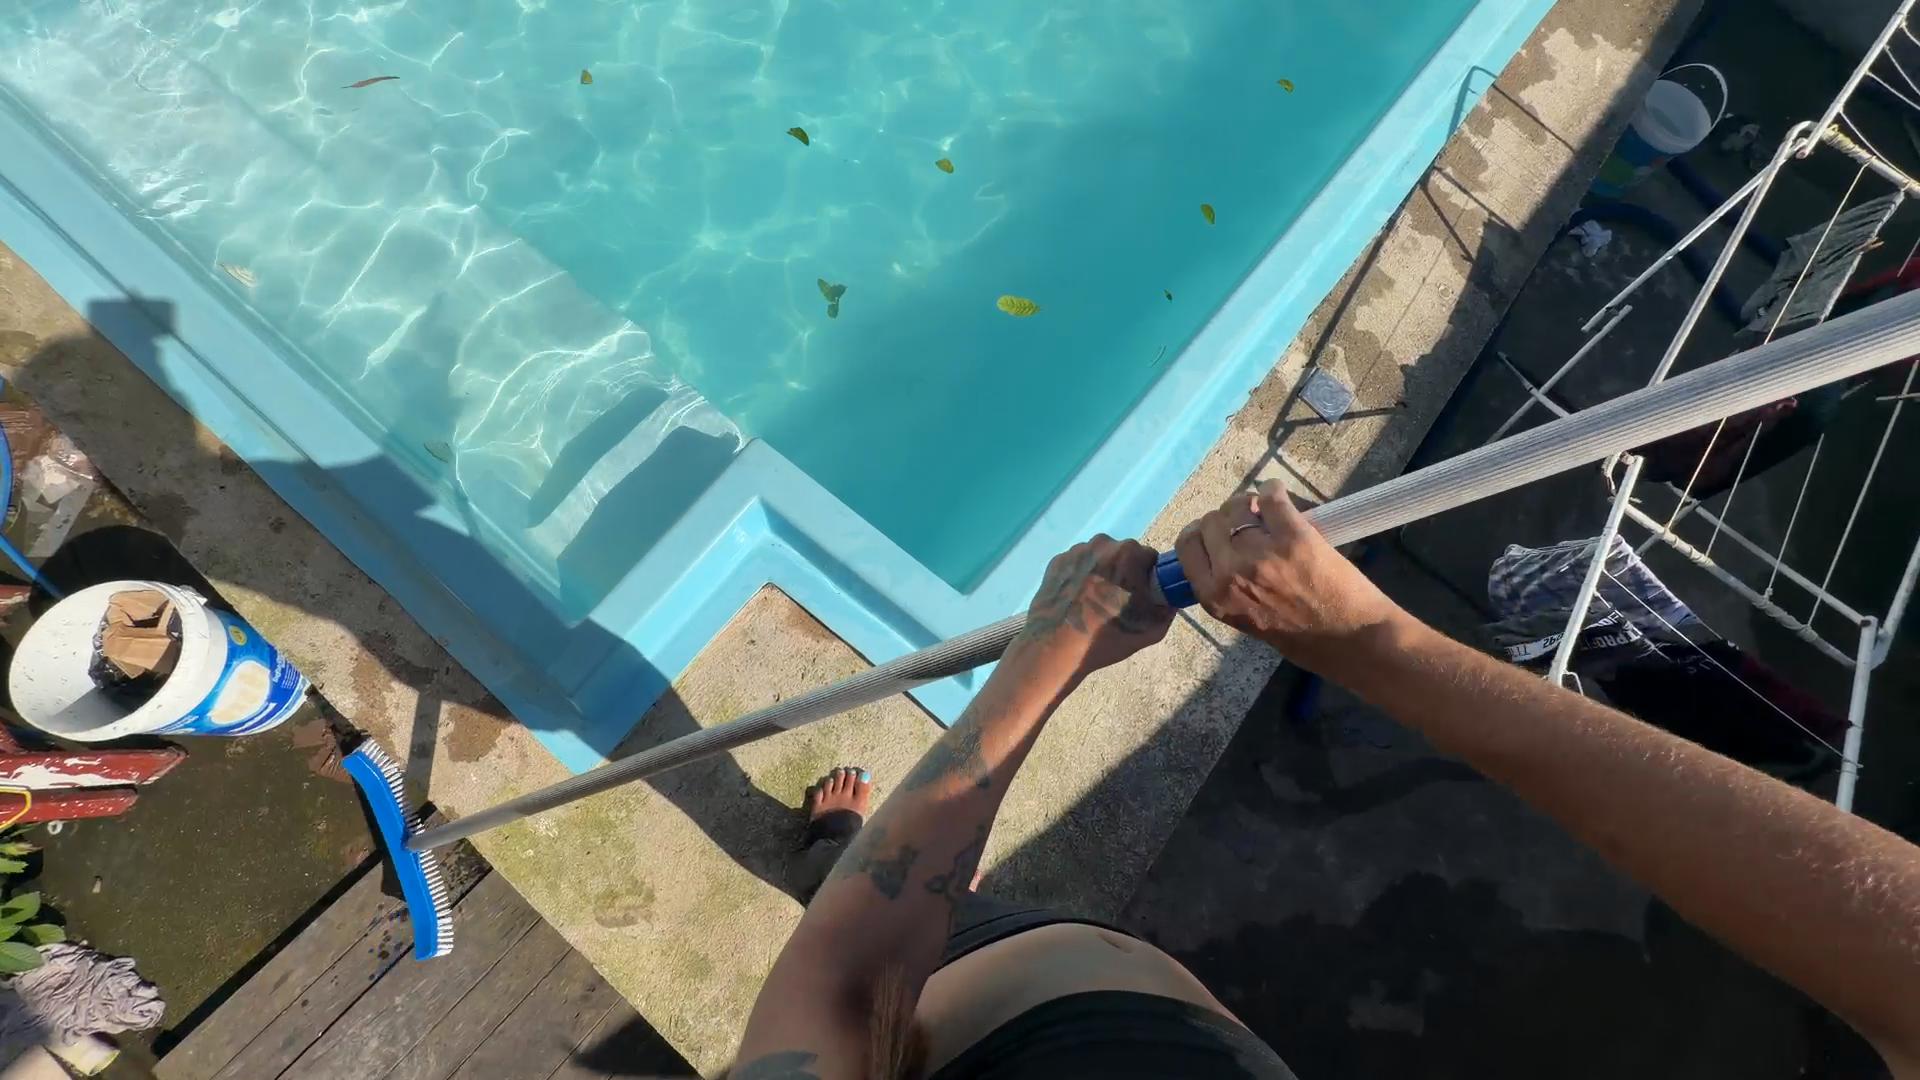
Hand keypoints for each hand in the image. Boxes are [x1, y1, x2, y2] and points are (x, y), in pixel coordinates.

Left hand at [1011, 535, 1173, 678]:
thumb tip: (1170, 597)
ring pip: (1099, 557)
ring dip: (1102, 572)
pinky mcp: (1056, 561)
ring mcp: (1076, 550)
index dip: (1149, 578)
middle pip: (1123, 554)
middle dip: (1125, 572)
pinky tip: (1077, 599)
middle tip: (1118, 600)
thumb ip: (1168, 608)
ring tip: (1095, 601)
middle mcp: (1102, 543)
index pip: (1150, 559)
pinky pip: (1078, 564)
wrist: (1056, 647)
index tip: (1142, 595)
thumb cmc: (1107, 637)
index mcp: (1129, 553)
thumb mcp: (1152, 629)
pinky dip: (1081, 575)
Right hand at [1174, 480, 1408, 673]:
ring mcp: (1261, 553)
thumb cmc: (1302, 640)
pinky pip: (1271, 498)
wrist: (1354, 641)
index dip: (1199, 534)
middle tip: (1244, 523)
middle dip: (1224, 519)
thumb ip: (1226, 590)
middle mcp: (1230, 573)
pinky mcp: (1293, 537)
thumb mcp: (1244, 621)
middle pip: (1210, 523)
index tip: (1214, 533)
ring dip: (1248, 505)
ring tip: (1263, 512)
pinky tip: (1278, 496)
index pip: (1187, 547)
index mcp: (1214, 597)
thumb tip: (1222, 557)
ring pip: (1238, 507)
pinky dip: (1273, 491)